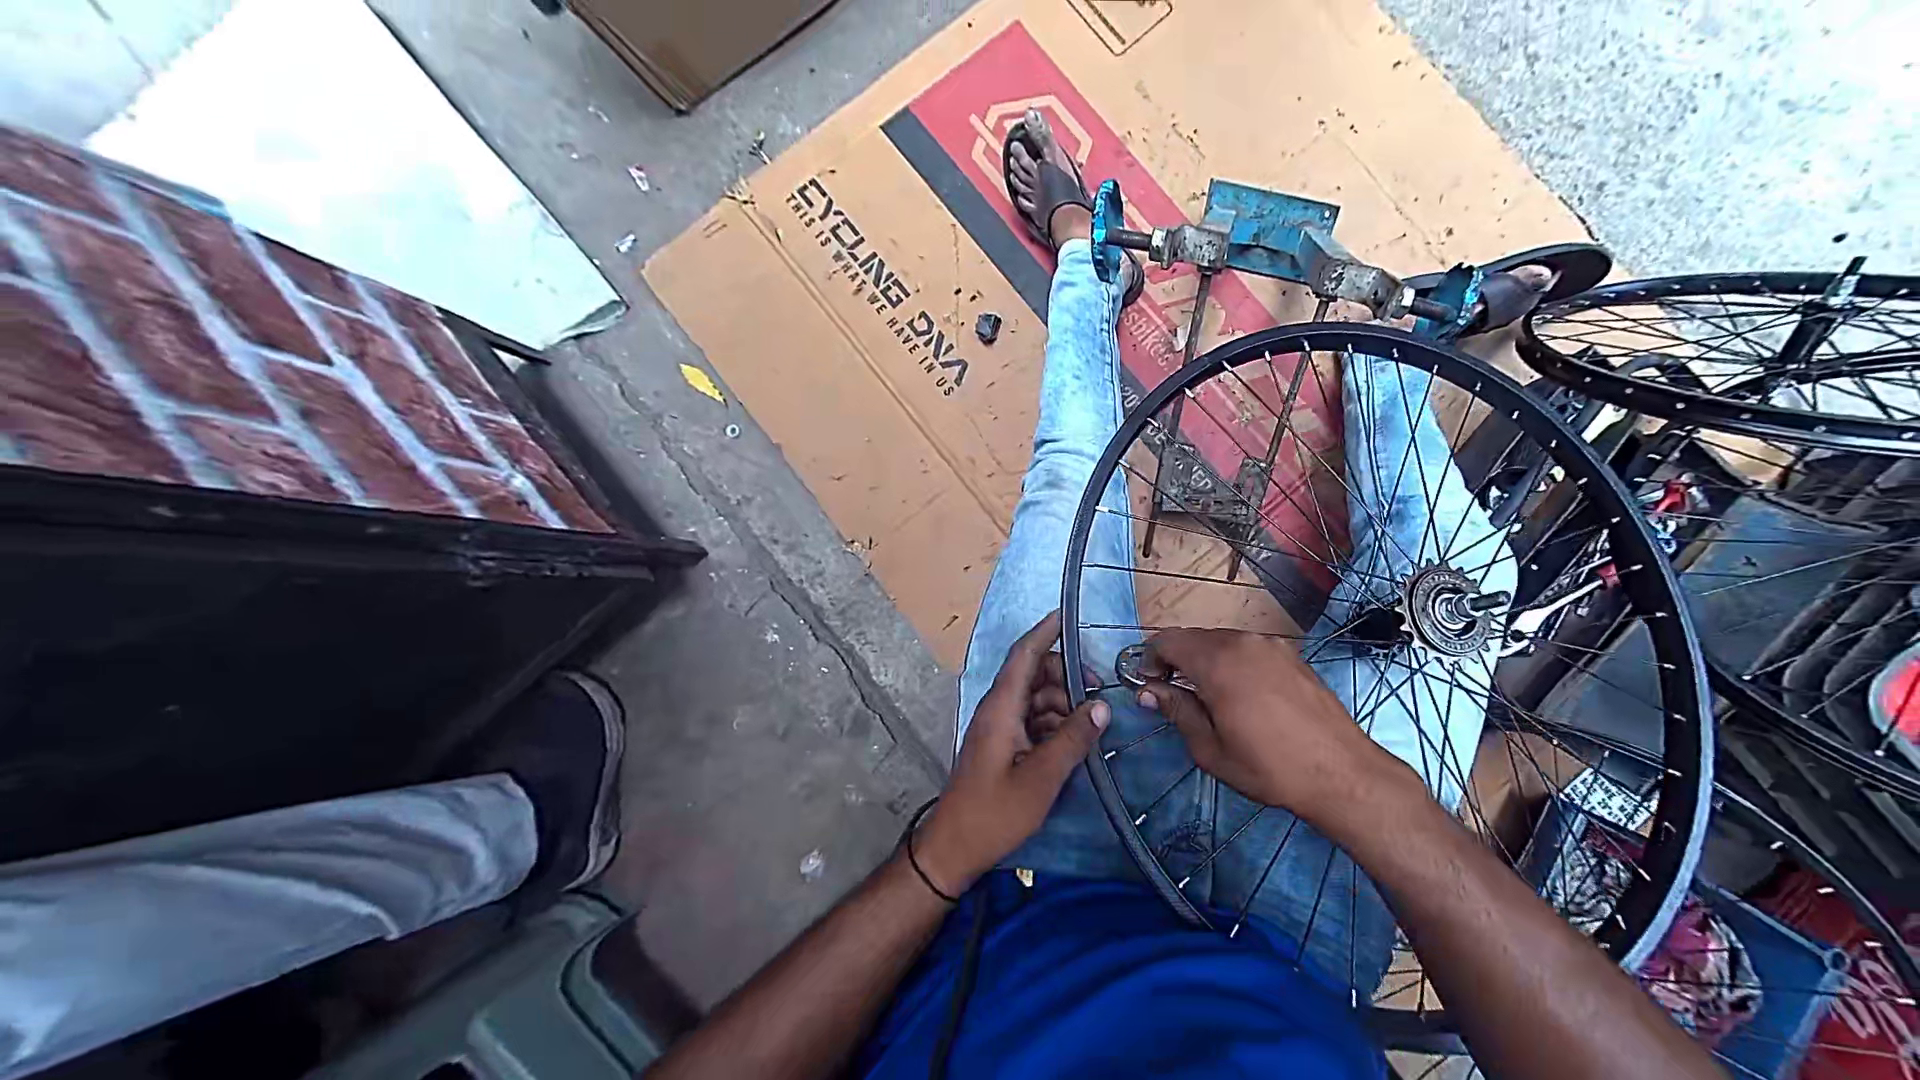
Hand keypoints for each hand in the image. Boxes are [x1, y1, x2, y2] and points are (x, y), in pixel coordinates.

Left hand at [915, 612, 1110, 893]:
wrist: (956, 846)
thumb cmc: (995, 812)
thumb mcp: (1041, 778)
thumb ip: (1072, 739)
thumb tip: (1101, 706)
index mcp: (1001, 708)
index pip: (1024, 655)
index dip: (1045, 632)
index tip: (1068, 614)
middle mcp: (998, 709)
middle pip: (1033, 674)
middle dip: (1066, 675)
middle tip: (1098, 693)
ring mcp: (998, 727)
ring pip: (1035, 697)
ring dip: (1063, 702)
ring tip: (1090, 723)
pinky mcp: (1002, 744)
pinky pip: (1032, 719)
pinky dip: (1053, 722)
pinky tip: (1073, 740)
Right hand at [1139, 628, 1415, 832]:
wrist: (1344, 774)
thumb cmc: (1269, 767)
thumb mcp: (1210, 749)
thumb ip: (1176, 711)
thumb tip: (1149, 691)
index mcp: (1217, 662)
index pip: (1167, 640)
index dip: (1149, 658)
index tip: (1148, 684)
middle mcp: (1243, 643)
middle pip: (1192, 637)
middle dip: (1175, 660)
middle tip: (1172, 693)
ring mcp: (1271, 646)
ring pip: (1220, 641)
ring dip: (1203, 660)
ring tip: (1207, 696)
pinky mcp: (1291, 655)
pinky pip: (1247, 649)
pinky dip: (1231, 662)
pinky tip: (1240, 694)